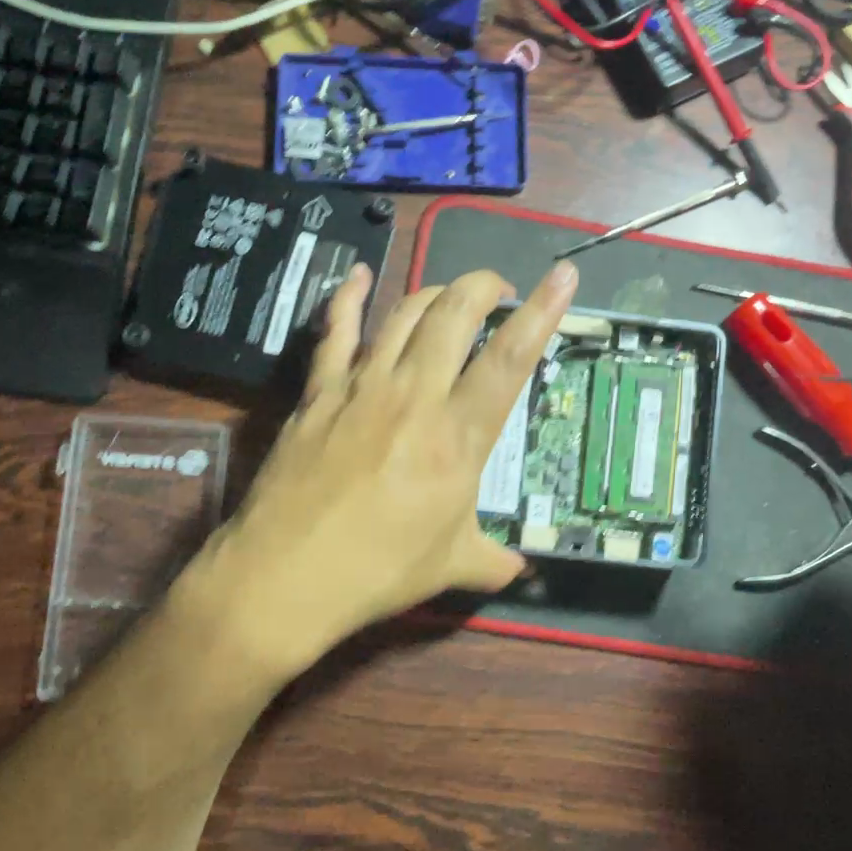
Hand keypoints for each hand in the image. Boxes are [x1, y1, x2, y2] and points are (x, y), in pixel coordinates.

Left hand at [169, 262, 578, 680]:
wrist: (288, 574)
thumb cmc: (378, 571)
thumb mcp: (450, 567)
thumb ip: (491, 561)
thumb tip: (518, 571)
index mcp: (458, 437)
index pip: (509, 359)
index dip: (542, 311)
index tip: (563, 275)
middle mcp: (414, 396)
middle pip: (454, 314)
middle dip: (483, 287)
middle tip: (498, 290)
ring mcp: (362, 387)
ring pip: (403, 314)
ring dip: (433, 292)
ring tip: (450, 294)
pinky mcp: (319, 392)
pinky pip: (335, 331)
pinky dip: (347, 298)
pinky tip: (358, 276)